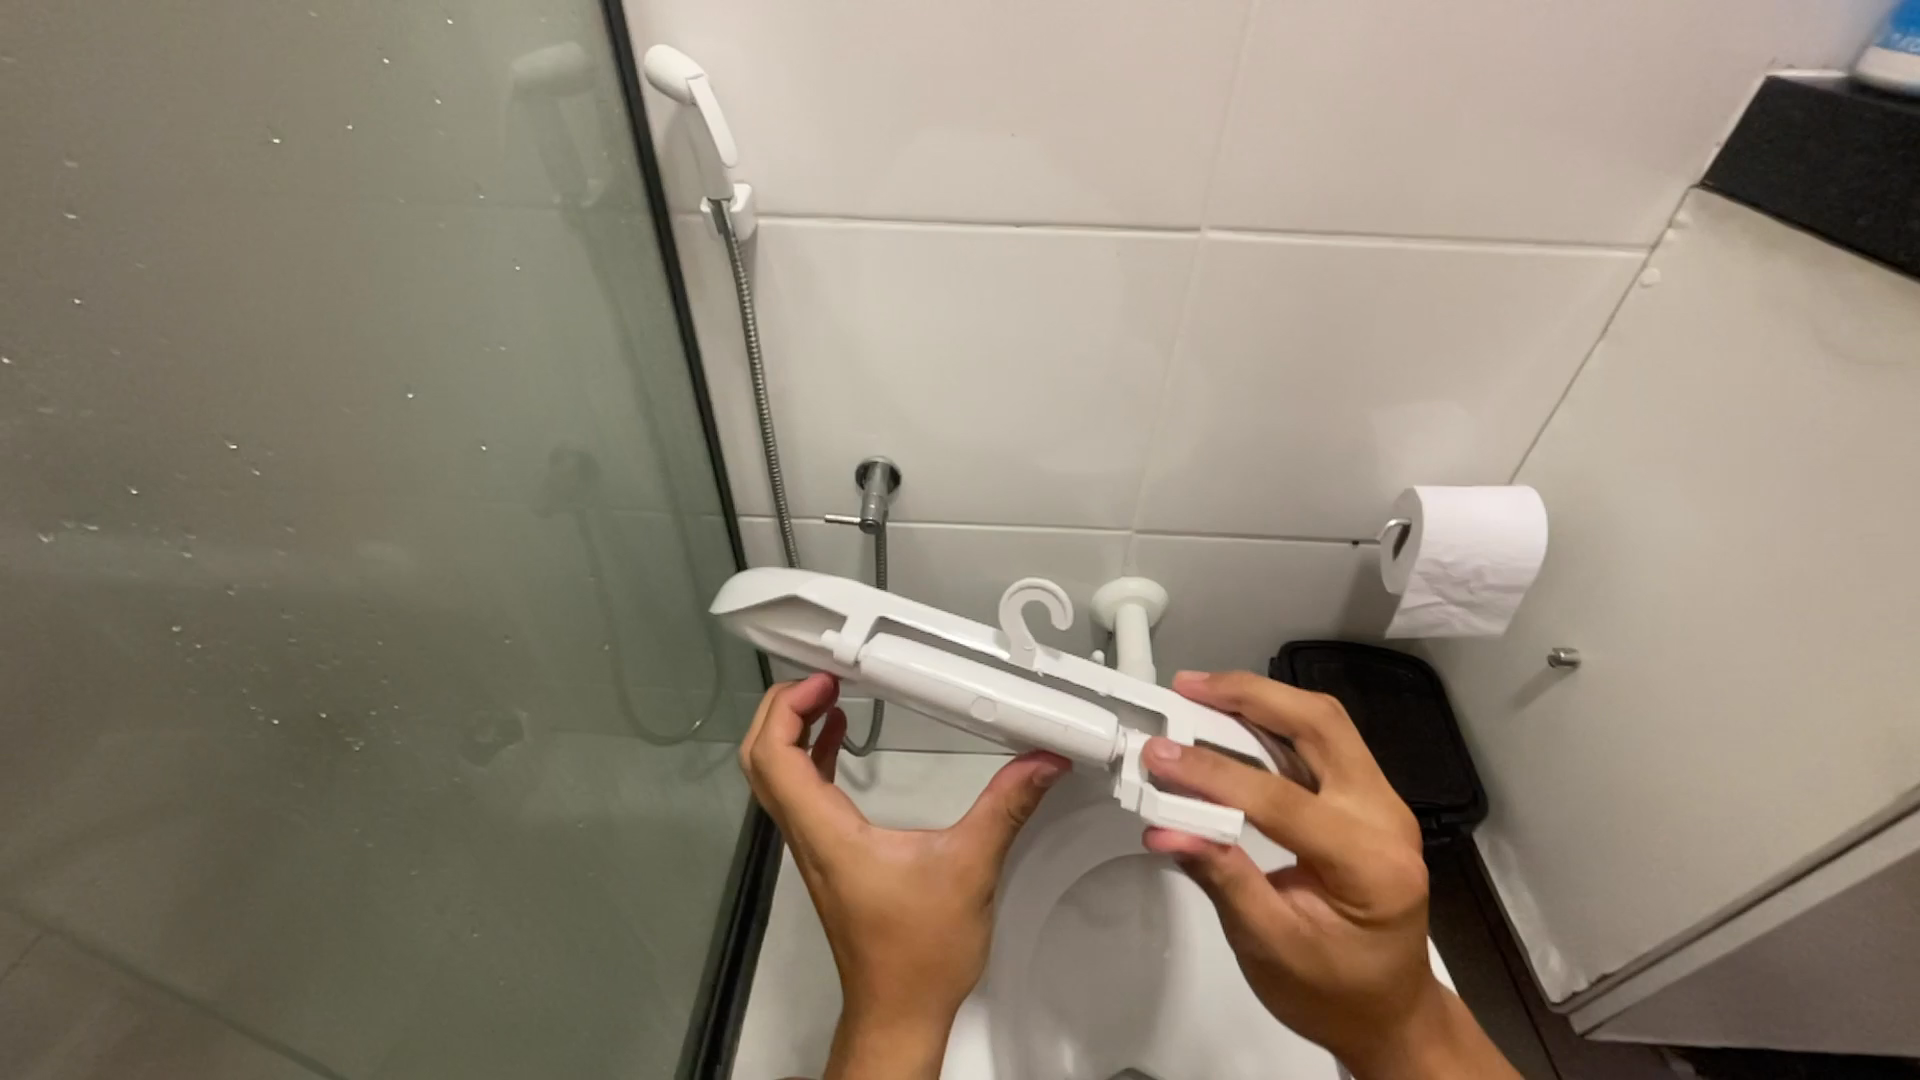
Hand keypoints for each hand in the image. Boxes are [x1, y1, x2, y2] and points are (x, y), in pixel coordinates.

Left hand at [739, 674, 1068, 1079]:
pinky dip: (813, 755)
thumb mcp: (970, 867)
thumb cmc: (918, 957)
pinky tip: (841, 736)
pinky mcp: (831, 855)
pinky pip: (806, 793)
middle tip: (819, 679)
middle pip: (763, 761)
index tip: (823, 682)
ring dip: (792, 730)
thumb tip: (1039, 764)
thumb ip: (1006, 807)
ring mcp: (817, 847)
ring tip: (826, 694)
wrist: (899, 1013)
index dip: (789, 710)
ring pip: (778, 777)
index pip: (776, 759)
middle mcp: (810, 836)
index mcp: (827, 833)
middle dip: (781, 710)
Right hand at [1143, 671, 1518, 1079]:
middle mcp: (1386, 818)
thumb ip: (1222, 878)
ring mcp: (1380, 802)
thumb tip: (1165, 828)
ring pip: (1322, 722)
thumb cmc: (1334, 993)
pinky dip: (1270, 719)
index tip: (1159, 757)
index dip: (1214, 776)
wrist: (1388, 1013)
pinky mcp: (1363, 796)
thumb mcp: (1270, 946)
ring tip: (1199, 691)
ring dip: (1260, 698)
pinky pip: (1319, 740)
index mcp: (1371, 866)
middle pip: (1322, 725)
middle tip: (1188, 687)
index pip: (1283, 801)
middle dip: (1251, 696)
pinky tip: (1229, 717)